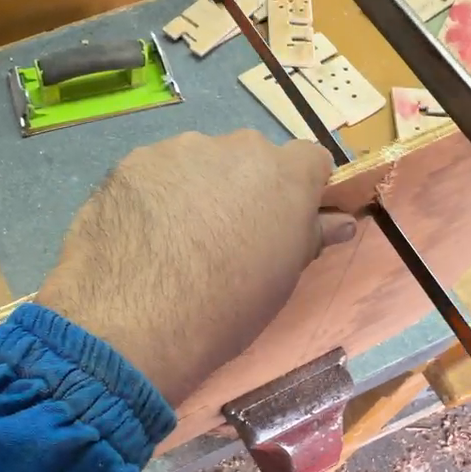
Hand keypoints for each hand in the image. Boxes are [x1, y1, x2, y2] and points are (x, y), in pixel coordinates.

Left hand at [37, 130, 355, 403]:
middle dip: (243, 188)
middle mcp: (235, 147)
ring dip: (196, 189)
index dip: (299, 192)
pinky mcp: (130, 163)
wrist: (132, 324)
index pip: (310, 162)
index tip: (281, 224)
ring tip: (173, 241)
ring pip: (198, 162)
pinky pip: (154, 173)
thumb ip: (309, 239)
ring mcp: (178, 150)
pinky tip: (139, 237)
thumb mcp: (279, 283)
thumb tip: (339, 222)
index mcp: (284, 175)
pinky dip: (153, 196)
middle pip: (250, 158)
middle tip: (223, 238)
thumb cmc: (225, 310)